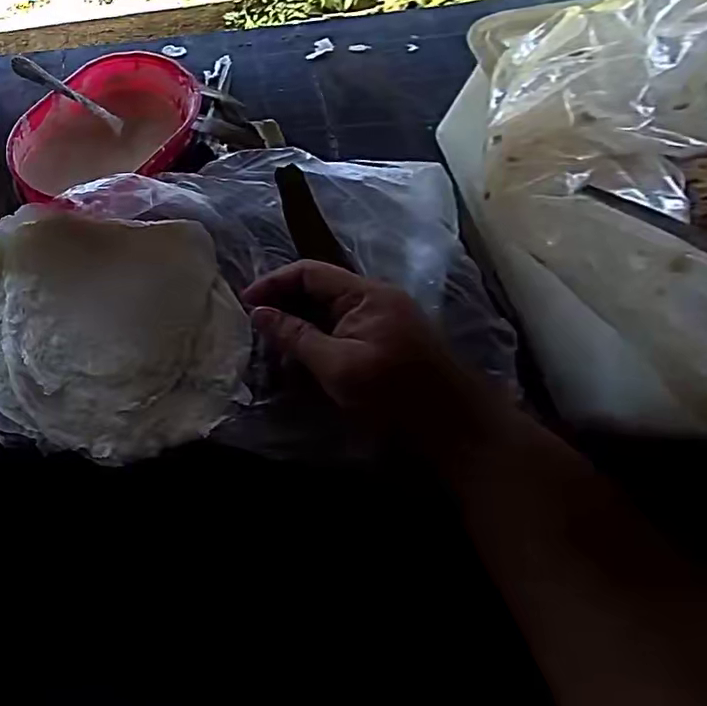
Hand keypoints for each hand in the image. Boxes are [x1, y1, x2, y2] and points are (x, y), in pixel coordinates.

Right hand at [241, 260, 481, 434]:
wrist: (461, 433)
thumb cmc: (396, 394)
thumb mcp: (336, 364)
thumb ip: (294, 335)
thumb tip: (258, 313)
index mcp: (367, 296)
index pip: (308, 272)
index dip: (272, 283)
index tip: (245, 305)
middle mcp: (375, 301)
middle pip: (315, 288)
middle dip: (280, 302)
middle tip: (252, 324)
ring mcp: (381, 322)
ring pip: (324, 310)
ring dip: (294, 322)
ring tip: (267, 341)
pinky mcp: (382, 343)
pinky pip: (337, 328)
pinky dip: (311, 336)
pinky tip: (295, 356)